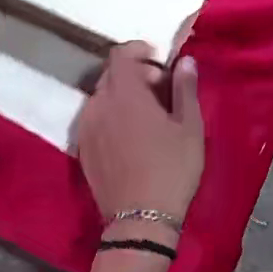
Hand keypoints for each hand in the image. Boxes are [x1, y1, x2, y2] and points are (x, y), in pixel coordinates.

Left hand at [75, 43, 204, 235]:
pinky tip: (130, 135)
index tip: (160, 63)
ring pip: (101, 96)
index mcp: (126, 94)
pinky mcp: (82, 149)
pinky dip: (111, 115)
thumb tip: (184, 61)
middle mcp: (99, 105)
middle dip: (134, 73)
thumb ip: (185, 88)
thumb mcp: (190, 126)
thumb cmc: (172, 168)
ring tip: (146, 115)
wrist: (140, 220)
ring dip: (121, 95)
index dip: (140, 51)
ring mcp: (86, 128)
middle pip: (111, 74)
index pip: (121, 54)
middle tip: (160, 91)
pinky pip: (94, 118)